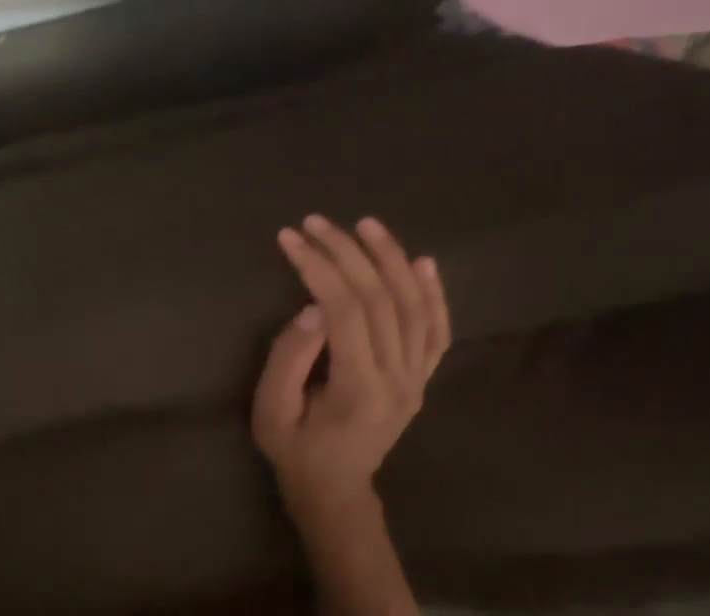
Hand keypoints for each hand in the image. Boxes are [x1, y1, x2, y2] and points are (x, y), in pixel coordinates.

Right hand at [253, 216, 450, 510]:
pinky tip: (421, 262)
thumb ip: (291, 358)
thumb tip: (311, 309)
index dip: (318, 267)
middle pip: (382, 300)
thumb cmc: (294, 446)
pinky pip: (436, 330)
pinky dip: (432, 293)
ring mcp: (417, 378)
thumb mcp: (272, 407)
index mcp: (360, 387)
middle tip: (314, 221)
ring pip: (414, 307)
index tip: (289, 237)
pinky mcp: (421, 377)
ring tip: (366, 225)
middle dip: (347, 253)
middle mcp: (400, 379)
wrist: (335, 488)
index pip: (346, 310)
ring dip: (391, 260)